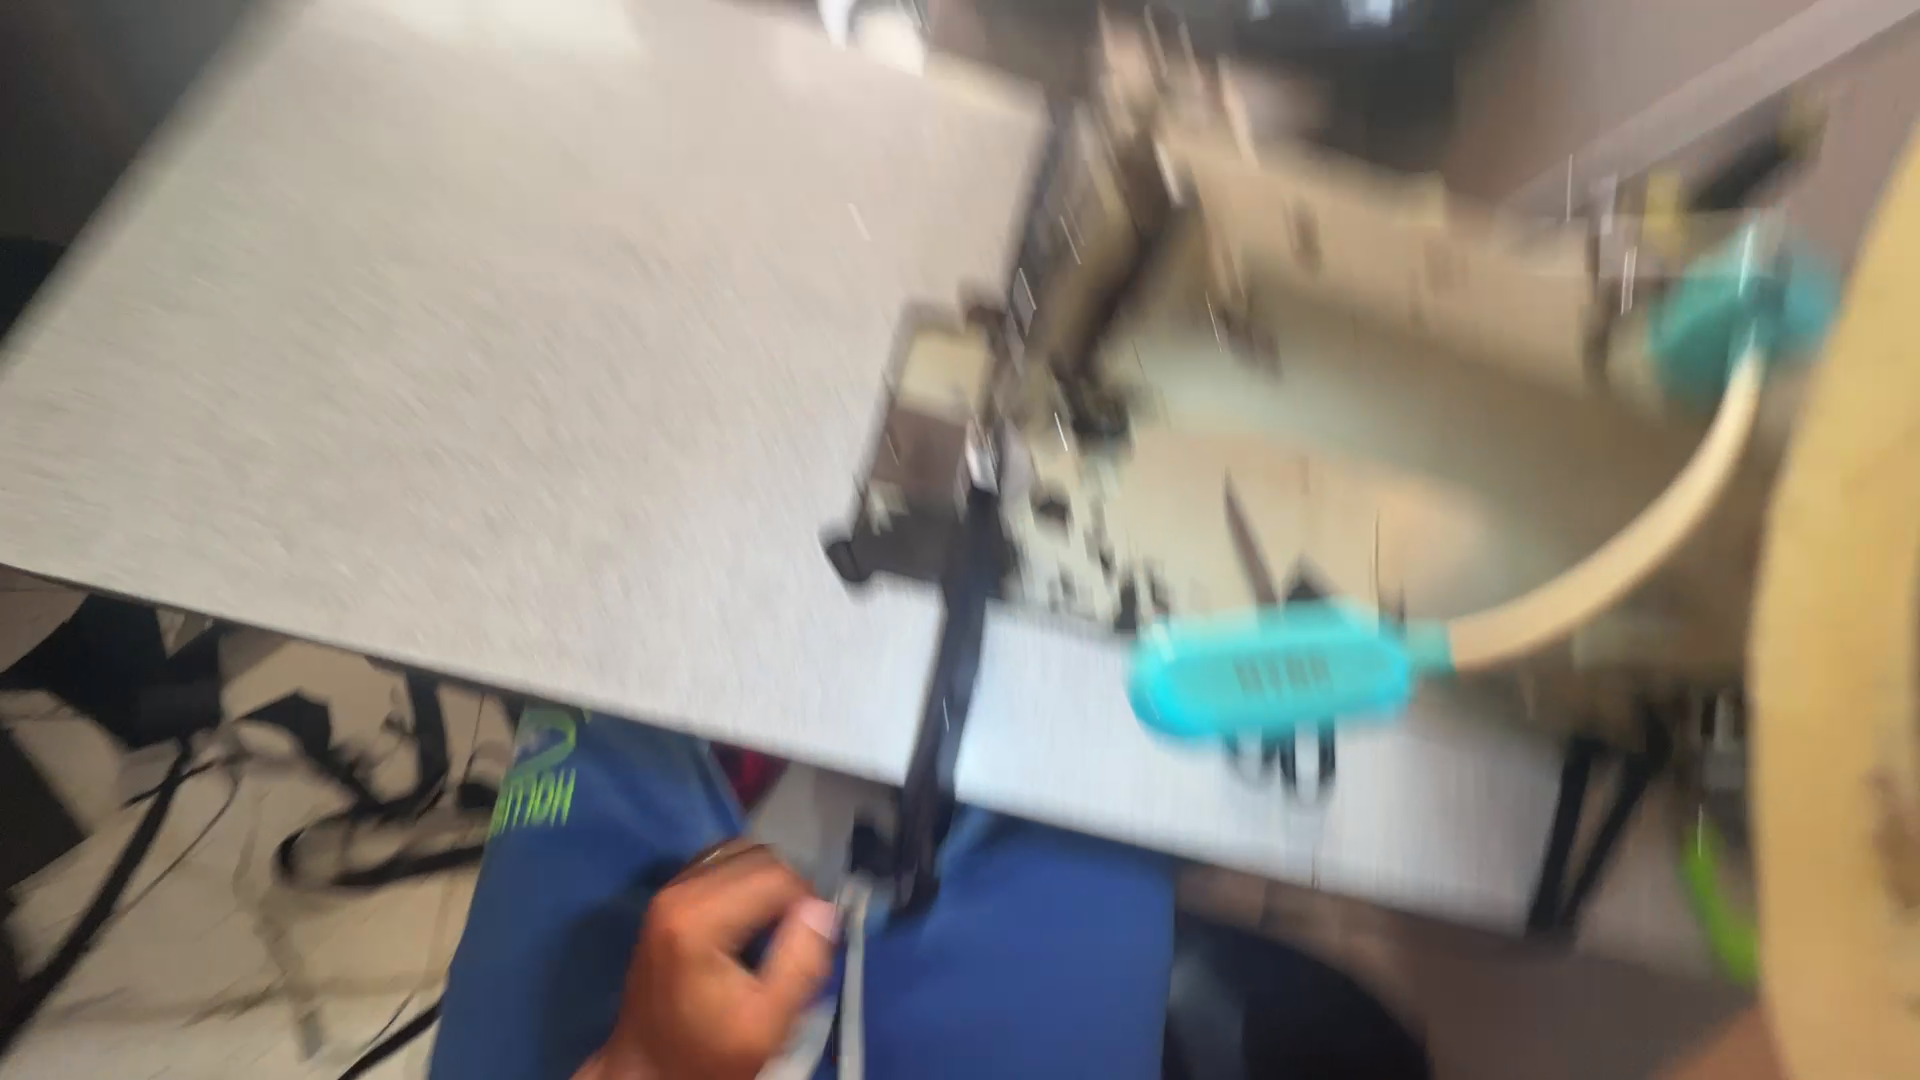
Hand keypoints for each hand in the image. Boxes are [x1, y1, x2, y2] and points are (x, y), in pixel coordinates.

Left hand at [583, 849, 836, 1079]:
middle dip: (790, 886)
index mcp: (699, 920)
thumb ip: (801, 964)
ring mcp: (671, 888)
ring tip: (777, 921)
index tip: (815, 936)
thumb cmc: (707, 1054)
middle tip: (800, 930)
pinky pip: (722, 860)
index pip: (776, 875)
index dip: (807, 899)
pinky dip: (746, 875)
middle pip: (760, 856)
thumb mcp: (767, 1026)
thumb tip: (823, 908)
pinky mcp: (669, 893)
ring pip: (743, 851)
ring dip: (769, 878)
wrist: (644, 1072)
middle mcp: (680, 890)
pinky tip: (751, 912)